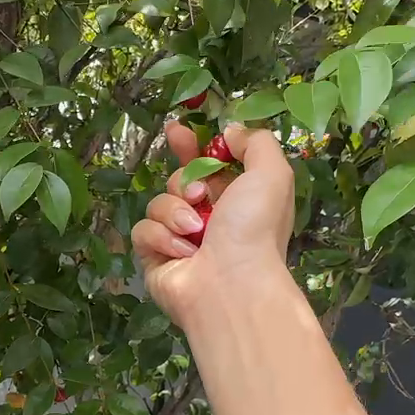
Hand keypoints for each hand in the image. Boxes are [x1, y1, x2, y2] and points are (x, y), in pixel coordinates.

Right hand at [131, 121, 294, 330]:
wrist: (231, 283)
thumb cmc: (254, 228)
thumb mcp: (271, 174)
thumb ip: (255, 143)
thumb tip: (229, 132)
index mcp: (235, 199)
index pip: (207, 165)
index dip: (191, 146)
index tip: (177, 130)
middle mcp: (207, 219)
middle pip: (178, 181)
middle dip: (184, 181)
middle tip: (197, 194)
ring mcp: (178, 240)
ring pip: (158, 204)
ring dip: (174, 212)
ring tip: (195, 231)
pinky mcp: (154, 258)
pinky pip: (143, 231)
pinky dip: (161, 237)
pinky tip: (183, 253)